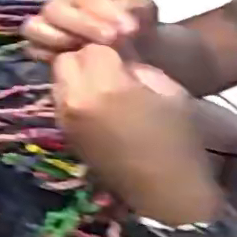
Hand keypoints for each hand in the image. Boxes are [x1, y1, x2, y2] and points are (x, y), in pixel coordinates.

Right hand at [23, 0, 157, 60]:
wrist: (132, 48)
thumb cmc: (134, 24)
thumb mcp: (143, 11)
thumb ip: (133, 12)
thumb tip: (122, 29)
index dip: (105, 11)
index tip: (129, 30)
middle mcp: (59, 1)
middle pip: (54, 9)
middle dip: (83, 26)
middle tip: (110, 41)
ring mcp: (43, 22)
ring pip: (33, 27)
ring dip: (60, 39)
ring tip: (85, 49)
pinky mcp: (36, 45)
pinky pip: (32, 47)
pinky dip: (49, 53)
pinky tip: (72, 57)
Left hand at [51, 45, 220, 223]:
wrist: (162, 189)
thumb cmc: (178, 138)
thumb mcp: (168, 91)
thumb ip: (136, 68)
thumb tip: (115, 58)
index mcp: (106, 87)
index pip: (93, 47)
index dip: (109, 48)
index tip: (123, 54)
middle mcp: (75, 97)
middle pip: (67, 58)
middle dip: (86, 58)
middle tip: (110, 68)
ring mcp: (62, 114)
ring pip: (58, 77)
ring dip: (75, 75)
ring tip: (102, 85)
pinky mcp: (58, 127)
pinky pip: (58, 97)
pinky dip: (72, 92)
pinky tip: (94, 102)